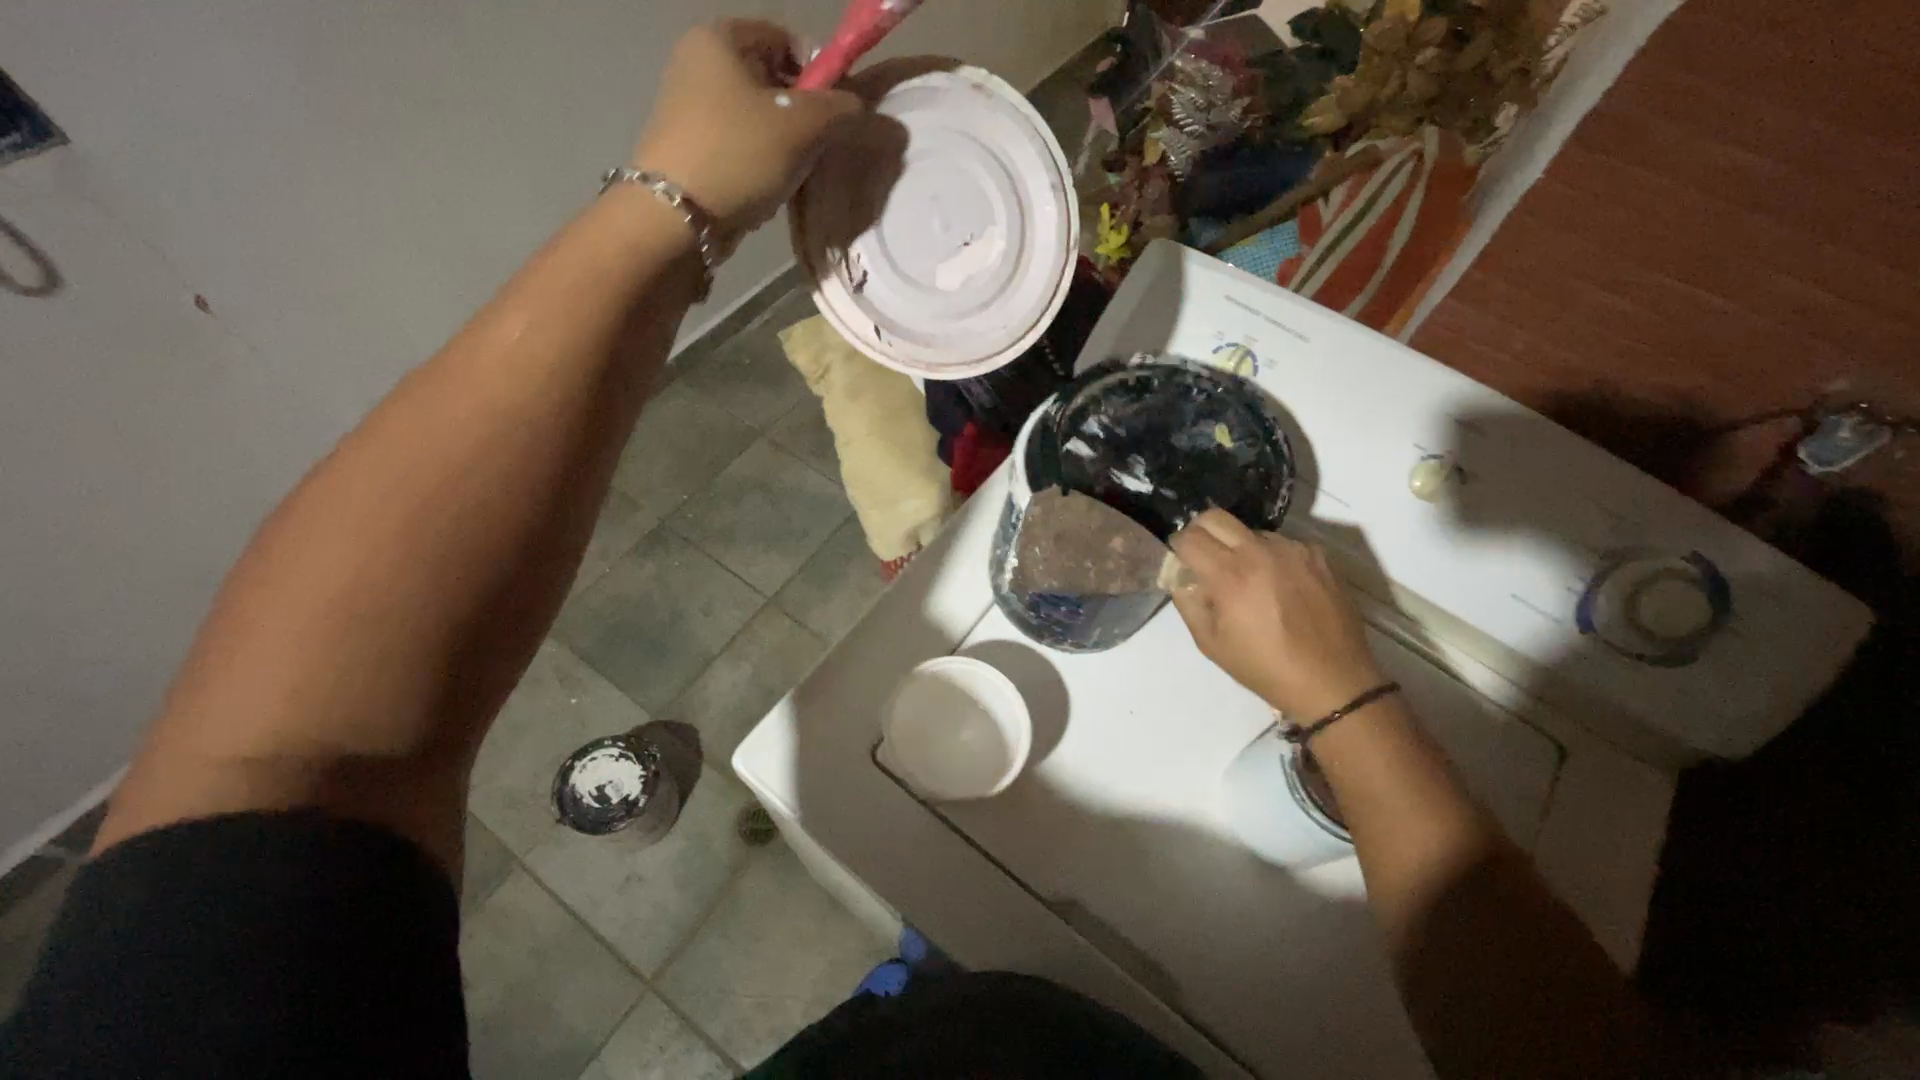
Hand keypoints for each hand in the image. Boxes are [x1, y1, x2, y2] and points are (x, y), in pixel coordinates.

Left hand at [631, 21, 863, 239]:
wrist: (677, 218)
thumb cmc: (741, 155)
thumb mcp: (804, 126)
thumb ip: (841, 108)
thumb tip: (857, 107)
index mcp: (719, 38)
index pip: (785, 39)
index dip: (818, 71)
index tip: (834, 110)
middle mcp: (696, 63)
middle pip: (770, 80)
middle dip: (802, 112)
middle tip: (819, 145)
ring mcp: (687, 108)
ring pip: (756, 116)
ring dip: (783, 142)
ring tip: (793, 171)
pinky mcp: (688, 148)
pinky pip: (738, 145)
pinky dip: (759, 162)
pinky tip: (767, 186)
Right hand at [1169, 509, 1385, 722]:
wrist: (1331, 680)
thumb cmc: (1265, 667)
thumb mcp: (1211, 644)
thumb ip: (1188, 603)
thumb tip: (1183, 577)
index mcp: (1230, 576)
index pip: (1189, 537)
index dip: (1178, 547)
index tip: (1182, 562)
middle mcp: (1260, 552)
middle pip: (1215, 517)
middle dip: (1201, 532)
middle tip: (1204, 557)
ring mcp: (1293, 550)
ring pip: (1251, 531)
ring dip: (1240, 547)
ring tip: (1250, 580)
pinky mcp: (1318, 556)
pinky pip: (1283, 544)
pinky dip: (1273, 557)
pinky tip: (1281, 586)